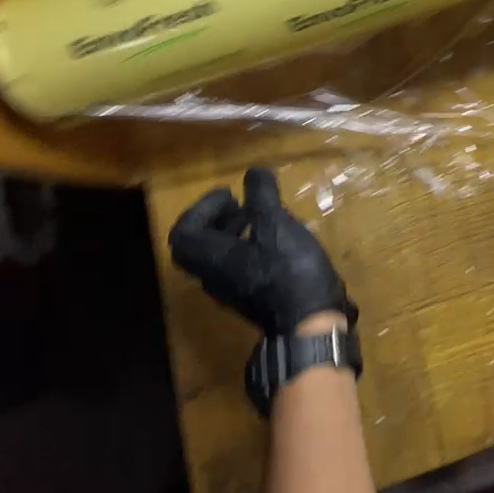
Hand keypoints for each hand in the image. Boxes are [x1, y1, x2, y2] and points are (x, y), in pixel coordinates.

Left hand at [168, 167, 356, 334]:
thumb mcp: (276, 225)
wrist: (309, 320)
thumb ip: (262, 197)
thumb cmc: (287, 269)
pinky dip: (253, 246)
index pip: (184, 231)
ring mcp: (234, 289)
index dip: (201, 208)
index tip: (230, 193)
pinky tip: (281, 241)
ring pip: (222, 255)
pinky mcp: (255, 295)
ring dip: (237, 231)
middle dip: (219, 218)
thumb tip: (254, 172)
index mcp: (211, 257)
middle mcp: (215, 275)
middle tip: (243, 202)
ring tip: (265, 217)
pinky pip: (242, 265)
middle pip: (201, 244)